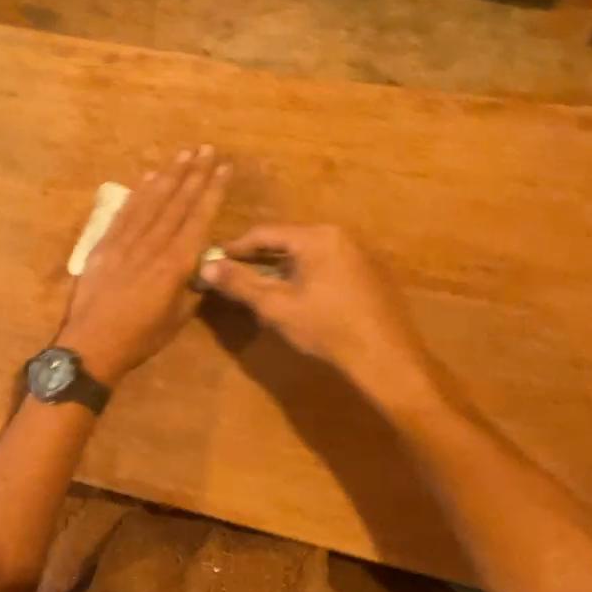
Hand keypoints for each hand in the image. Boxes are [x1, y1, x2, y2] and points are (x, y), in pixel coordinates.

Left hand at [56, 146, 228, 386]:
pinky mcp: (103, 246)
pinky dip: (137, 194)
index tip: (223, 167)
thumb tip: (201, 266)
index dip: (212, 190)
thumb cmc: (140, 338)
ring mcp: (125, 243)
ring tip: (183, 155)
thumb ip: (192, 288)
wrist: (91, 345)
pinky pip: (124, 213)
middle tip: (206, 148)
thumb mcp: (177, 317)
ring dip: (168, 176)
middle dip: (193, 173)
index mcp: (176, 263)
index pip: (199, 218)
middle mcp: (152, 245)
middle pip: (176, 202)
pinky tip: (148, 178)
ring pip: (150, 201)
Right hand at [201, 224, 446, 412]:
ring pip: (306, 254)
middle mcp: (340, 235)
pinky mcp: (369, 272)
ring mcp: (359, 253)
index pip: (263, 233)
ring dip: (279, 270)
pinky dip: (303, 276)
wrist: (386, 358)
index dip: (234, 249)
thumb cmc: (326, 328)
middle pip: (286, 241)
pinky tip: (295, 299)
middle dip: (256, 260)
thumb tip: (205, 267)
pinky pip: (326, 265)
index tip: (213, 264)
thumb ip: (239, 283)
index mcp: (317, 237)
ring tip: (259, 292)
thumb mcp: (275, 306)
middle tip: (232, 278)